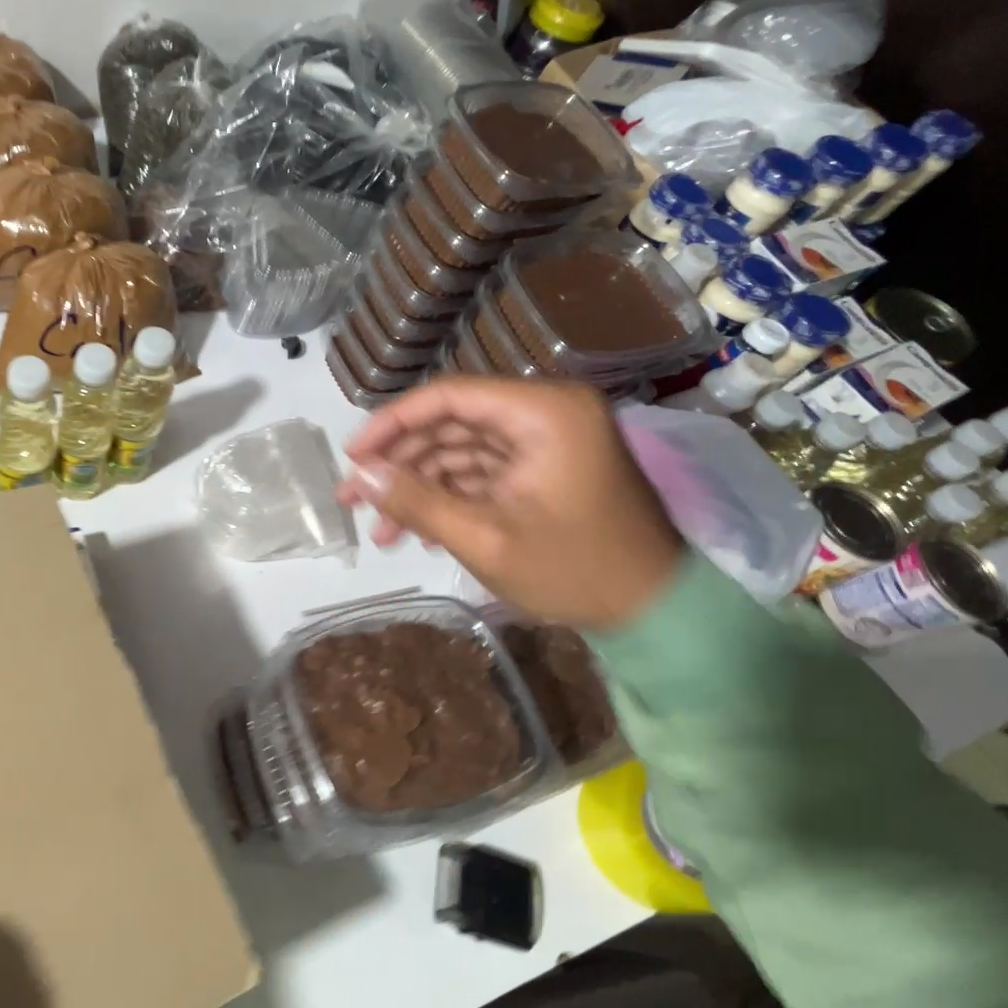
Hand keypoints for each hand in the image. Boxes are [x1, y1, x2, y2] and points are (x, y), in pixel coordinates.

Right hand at [338, 376, 683, 629]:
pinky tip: (417, 533)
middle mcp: (545, 415)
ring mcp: (546, 444)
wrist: (655, 610)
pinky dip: (447, 499)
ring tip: (381, 532)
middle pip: (451, 423)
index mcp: (543, 414)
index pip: (449, 396)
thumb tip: (359, 475)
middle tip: (352, 499)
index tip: (352, 458)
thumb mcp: (485, 539)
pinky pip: (481, 473)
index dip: (392, 424)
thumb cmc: (574, 570)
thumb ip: (416, 501)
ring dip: (418, 488)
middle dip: (399, 464)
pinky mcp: (544, 472)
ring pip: (460, 451)